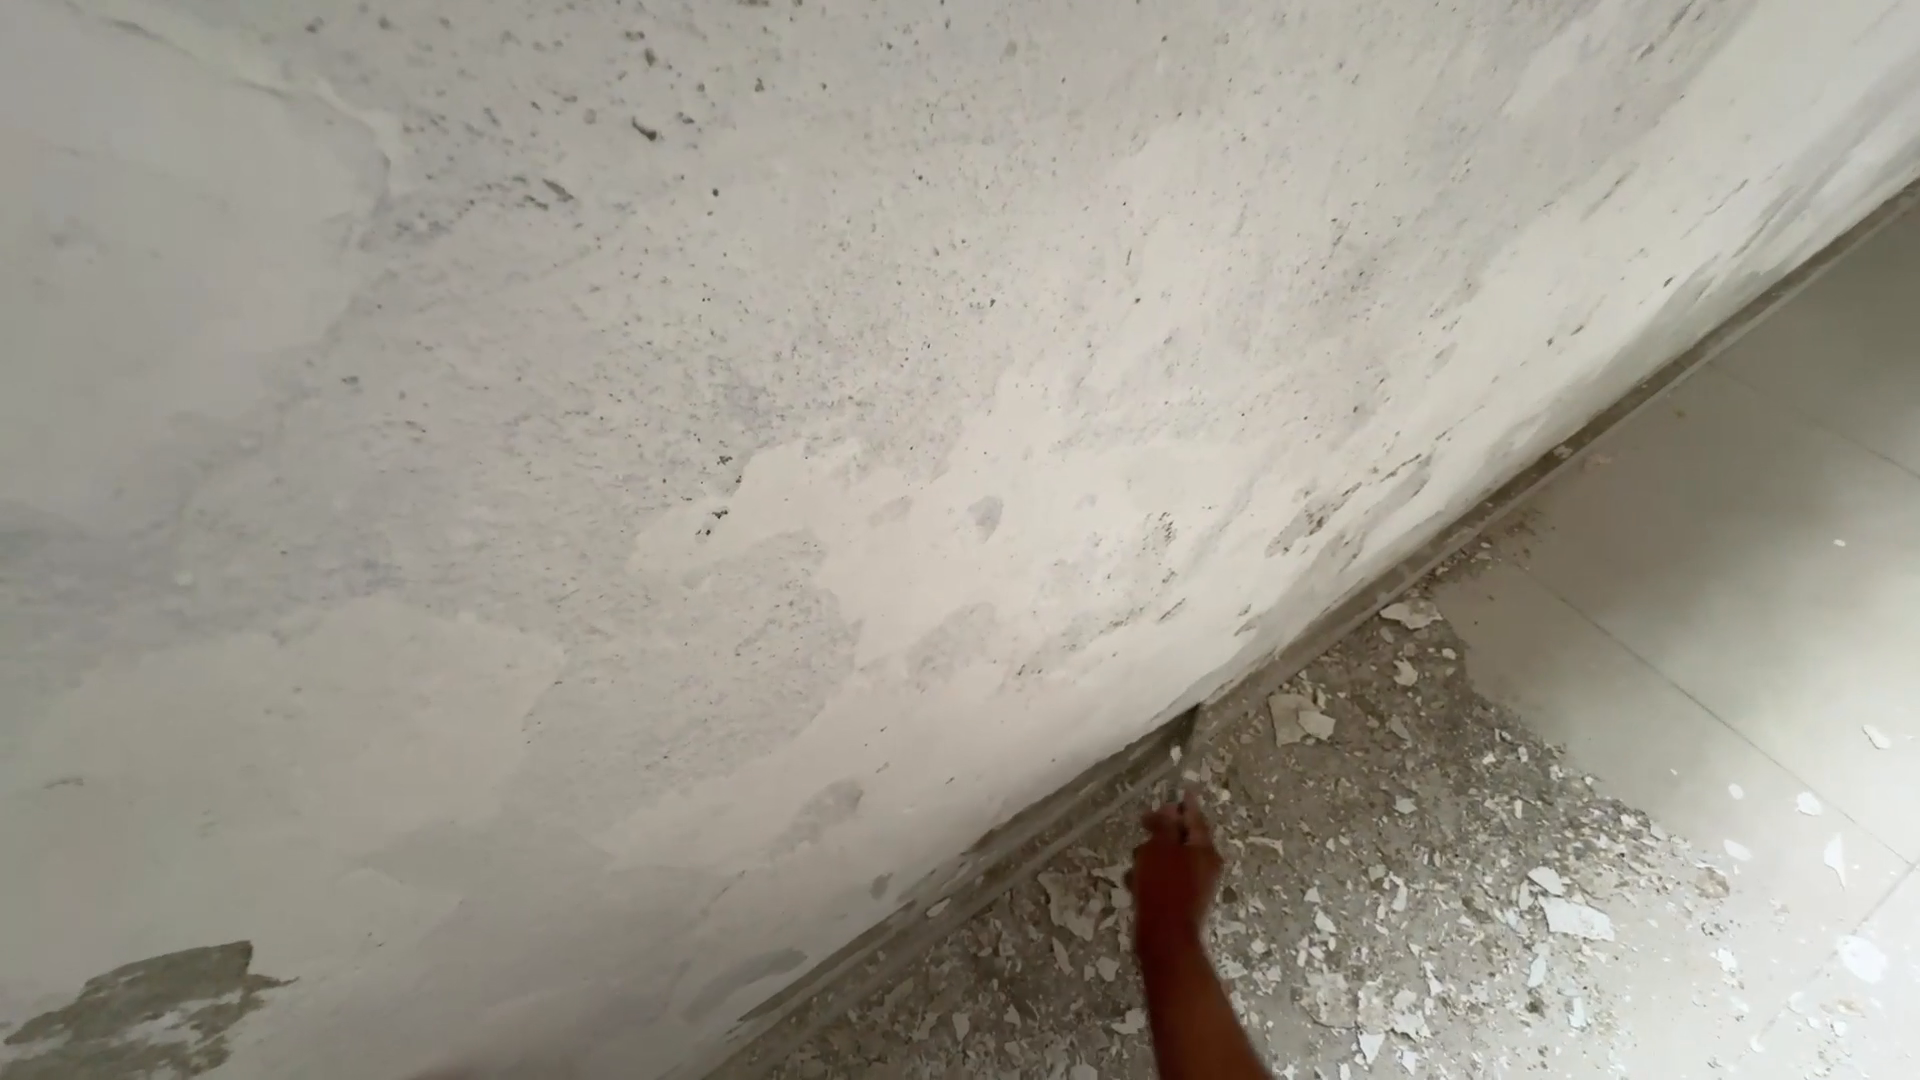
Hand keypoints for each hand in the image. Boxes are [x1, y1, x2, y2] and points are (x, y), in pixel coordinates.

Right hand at [1129, 790, 1222, 941]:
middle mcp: (1204, 867)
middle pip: (1181, 839)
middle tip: (1144, 825)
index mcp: (1205, 851)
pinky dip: (1149, 878)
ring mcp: (1194, 886)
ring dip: (1150, 857)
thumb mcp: (1161, 848)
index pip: (1195, 819)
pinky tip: (1133, 884)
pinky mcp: (1180, 902)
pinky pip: (1164, 879)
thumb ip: (1165, 825)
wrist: (1165, 939)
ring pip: (1169, 859)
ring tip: (1134, 865)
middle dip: (1160, 833)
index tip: (1183, 791)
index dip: (1186, 804)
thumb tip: (1170, 810)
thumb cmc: (1163, 886)